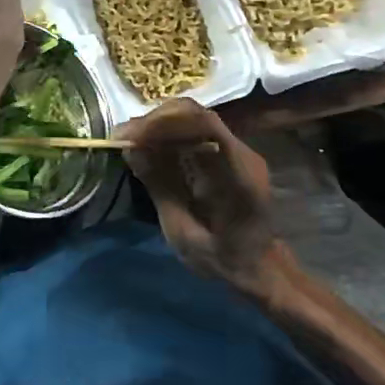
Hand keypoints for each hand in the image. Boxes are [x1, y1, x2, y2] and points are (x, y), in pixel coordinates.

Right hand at [123, 100, 295, 300]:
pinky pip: (195, 130)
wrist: (261, 270)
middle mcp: (243, 154)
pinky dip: (167, 133)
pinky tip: (149, 147)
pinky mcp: (228, 152)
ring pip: (193, 118)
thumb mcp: (183, 233)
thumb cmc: (223, 259)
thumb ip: (160, 187)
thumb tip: (131, 148)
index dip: (161, 123)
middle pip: (195, 114)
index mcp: (237, 175)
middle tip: (123, 138)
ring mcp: (238, 150)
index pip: (202, 125)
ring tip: (130, 141)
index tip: (129, 137)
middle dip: (154, 121)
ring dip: (158, 125)